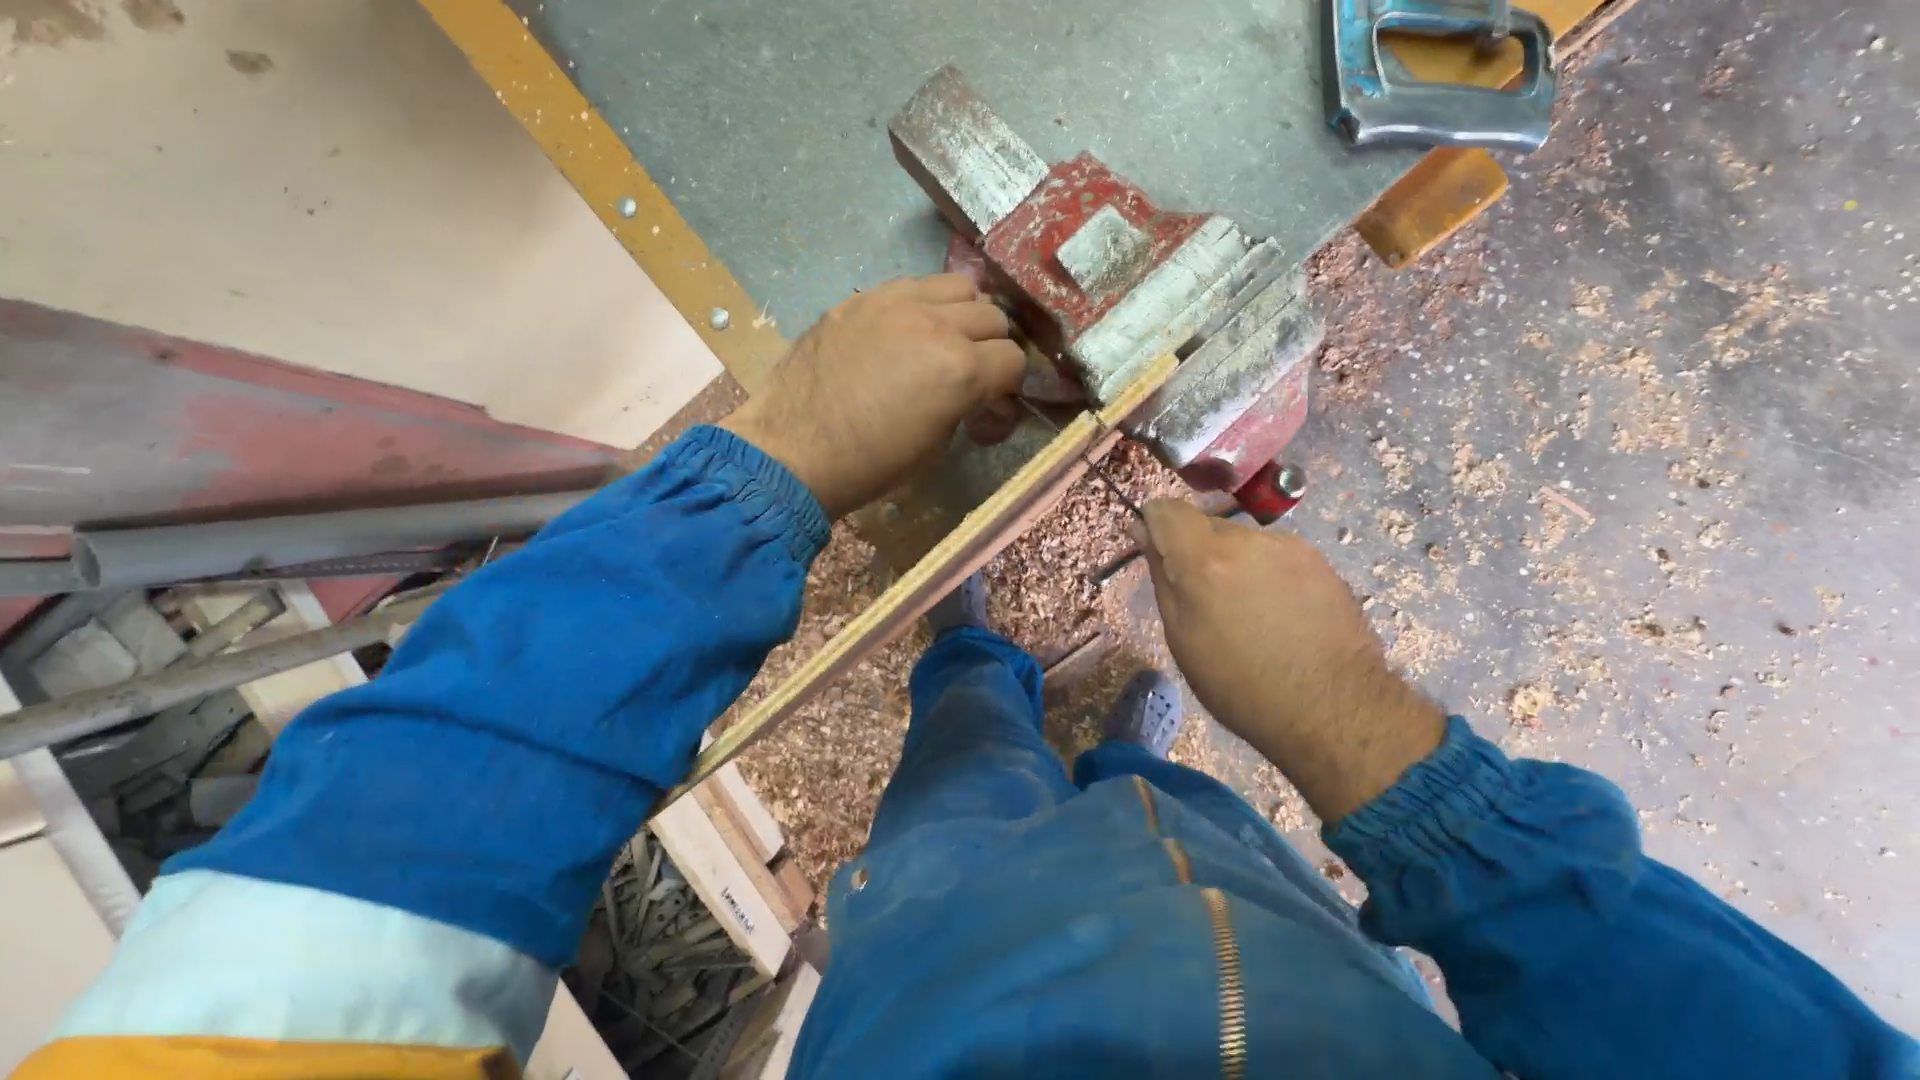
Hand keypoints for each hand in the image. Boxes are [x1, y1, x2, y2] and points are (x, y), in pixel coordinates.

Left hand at [720, 275, 1024, 517]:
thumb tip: (976, 395)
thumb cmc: (867, 465)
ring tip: (939, 343)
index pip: (1013, 361)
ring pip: (958, 288)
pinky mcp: (861, 299)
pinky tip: (902, 334)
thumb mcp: (934, 446)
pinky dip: (921, 307)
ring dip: (960, 316)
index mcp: (960, 370)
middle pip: (993, 318)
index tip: (989, 404)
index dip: (1006, 387)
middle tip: (967, 376)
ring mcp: (895, 304)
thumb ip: (965, 405)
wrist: (791, 453)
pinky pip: (912, 286)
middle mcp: (935, 325)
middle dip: (988, 349)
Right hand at [1139, 500, 1446, 823]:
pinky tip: (1280, 616)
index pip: (1166, 510)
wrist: (1333, 709)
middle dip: (1198, 553)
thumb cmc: (1240, 686)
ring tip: (1249, 615)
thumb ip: (1162, 577)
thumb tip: (1145, 532)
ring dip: (1235, 565)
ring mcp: (1288, 547)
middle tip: (1207, 603)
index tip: (1157, 553)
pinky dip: (1267, 575)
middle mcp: (1246, 540)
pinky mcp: (1319, 561)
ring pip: (1243, 542)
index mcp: (1204, 560)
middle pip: (1207, 527)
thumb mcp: (1182, 638)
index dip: (1154, 525)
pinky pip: (1276, 557)